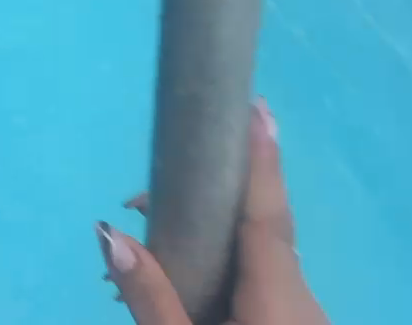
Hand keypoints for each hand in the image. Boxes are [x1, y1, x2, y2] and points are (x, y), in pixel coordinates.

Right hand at [94, 99, 327, 323]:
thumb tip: (108, 231)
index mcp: (280, 301)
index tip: (258, 108)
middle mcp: (302, 304)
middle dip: (193, 203)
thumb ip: (151, 298)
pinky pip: (253, 288)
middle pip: (251, 233)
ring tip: (137, 254)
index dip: (260, 159)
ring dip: (196, 244)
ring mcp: (302, 321)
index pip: (267, 215)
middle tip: (134, 202)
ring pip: (250, 263)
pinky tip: (174, 293)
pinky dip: (211, 273)